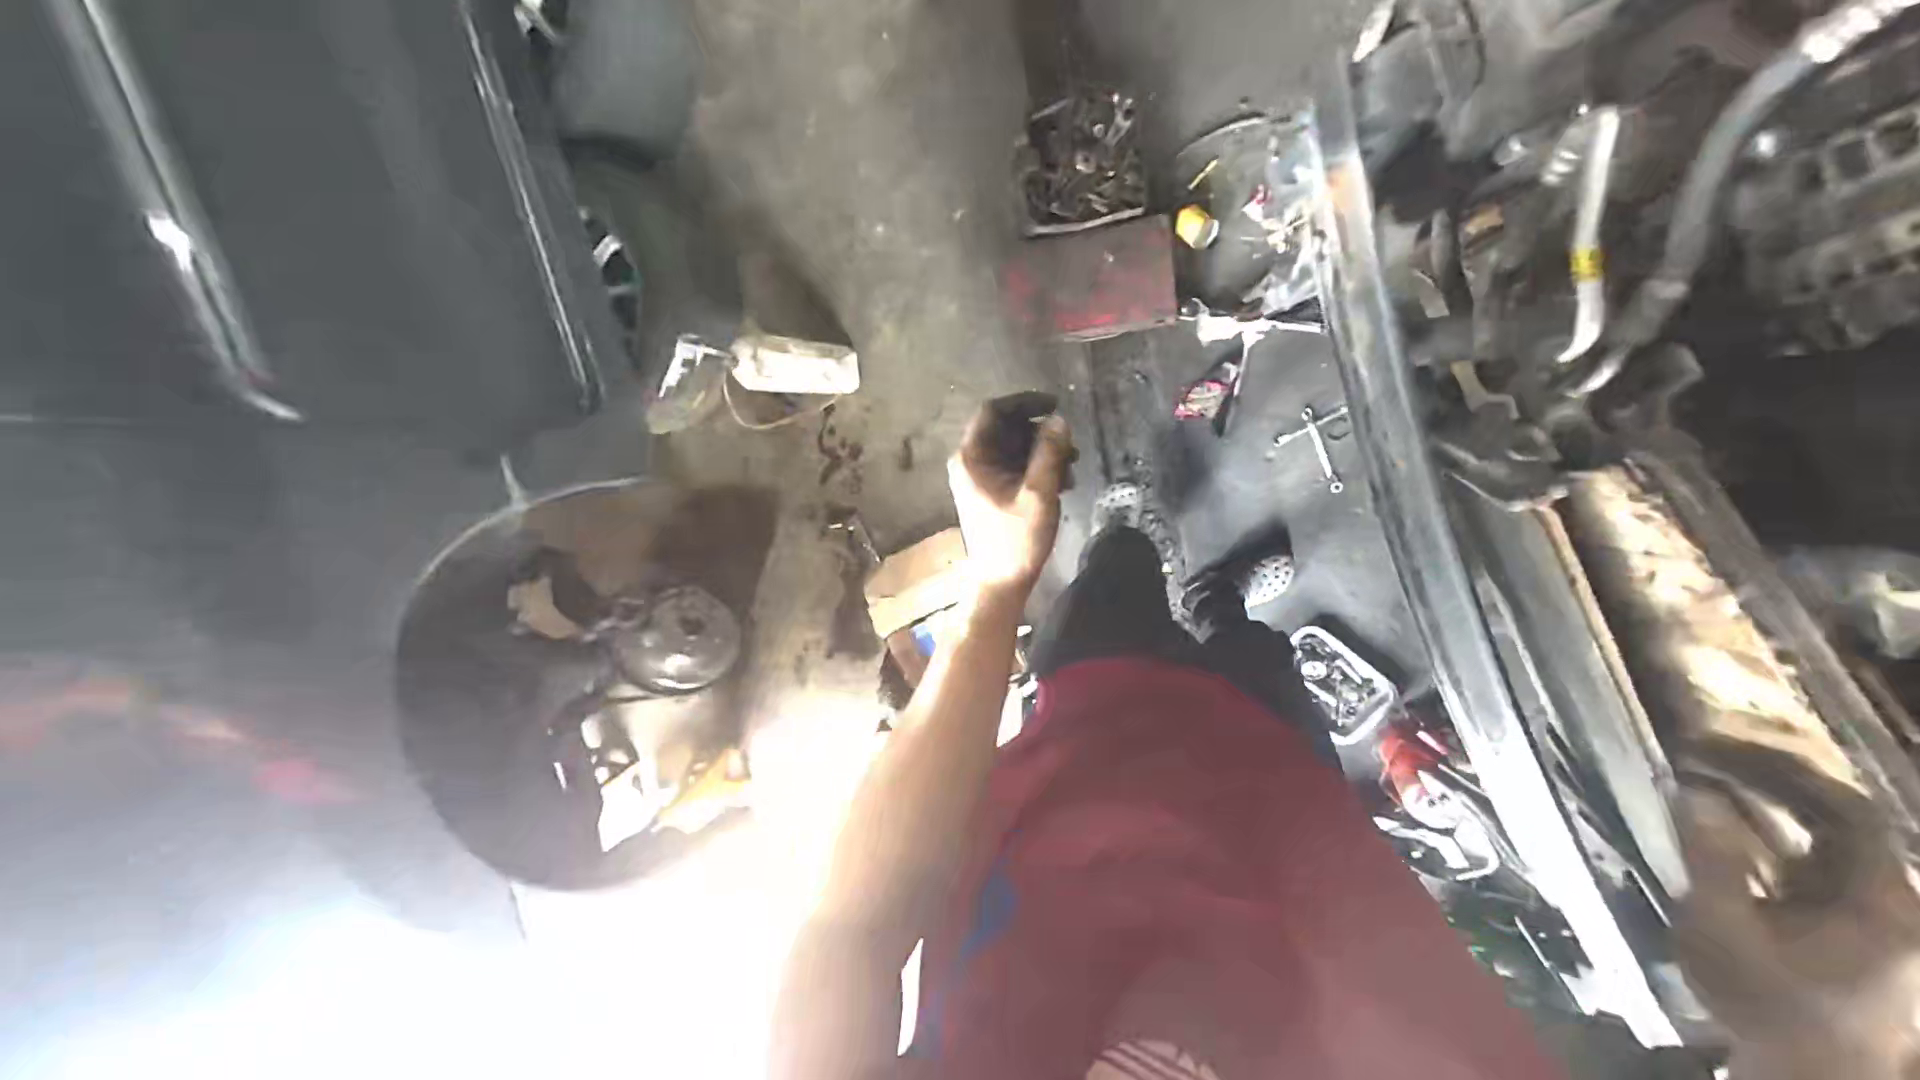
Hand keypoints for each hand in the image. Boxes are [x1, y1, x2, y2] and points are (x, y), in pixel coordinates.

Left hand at [947, 400, 1072, 599]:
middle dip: (1040, 433)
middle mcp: (970, 462)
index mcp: (972, 458)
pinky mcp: (990, 490)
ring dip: (1043, 452)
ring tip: (1071, 468)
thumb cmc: (1017, 539)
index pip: (993, 411)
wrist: (1002, 581)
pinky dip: (1036, 468)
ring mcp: (979, 477)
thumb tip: (1059, 420)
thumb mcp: (1038, 493)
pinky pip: (1013, 466)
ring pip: (1013, 447)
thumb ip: (1049, 453)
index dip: (1025, 402)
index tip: (1055, 406)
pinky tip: (1061, 482)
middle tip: (1070, 447)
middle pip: (1006, 428)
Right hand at [1674, 741, 1919, 1079]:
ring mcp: (1870, 904)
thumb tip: (1691, 790)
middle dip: (1765, 773)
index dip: (1778, 769)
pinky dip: (1763, 819)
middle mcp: (1891, 895)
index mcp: (1882, 901)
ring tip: (1699, 768)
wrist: (1806, 1066)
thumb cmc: (1763, 998)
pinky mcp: (1842, 910)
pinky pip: (1808, 846)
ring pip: (1824, 827)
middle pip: (1837, 812)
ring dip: (1762, 792)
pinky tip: (1717, 808)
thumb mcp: (1724, 929)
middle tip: (1694, 751)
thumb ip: (1712, 859)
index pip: (1846, 809)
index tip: (1709, 748)